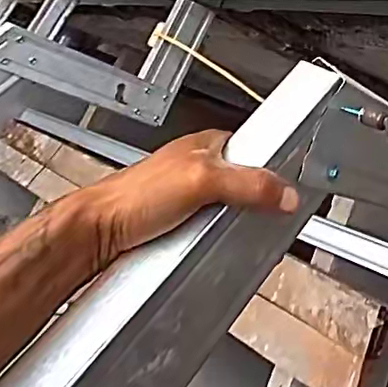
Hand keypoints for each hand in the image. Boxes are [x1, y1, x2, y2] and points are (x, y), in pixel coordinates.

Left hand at [58, 129, 300, 273]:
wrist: (97, 232)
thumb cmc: (133, 196)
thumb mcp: (201, 180)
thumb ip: (247, 183)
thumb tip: (286, 193)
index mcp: (208, 144)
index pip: (257, 149)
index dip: (275, 168)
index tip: (290, 189)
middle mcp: (201, 167)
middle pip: (247, 182)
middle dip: (257, 200)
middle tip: (266, 215)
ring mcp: (191, 196)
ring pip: (231, 208)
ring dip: (235, 222)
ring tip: (236, 231)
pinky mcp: (182, 222)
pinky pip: (213, 228)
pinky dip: (217, 237)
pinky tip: (214, 243)